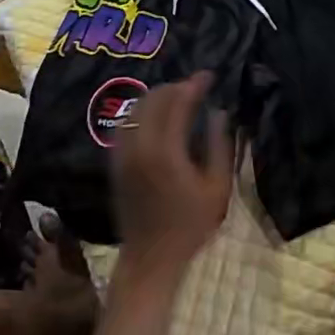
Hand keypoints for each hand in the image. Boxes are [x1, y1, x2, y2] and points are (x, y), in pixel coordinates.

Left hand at [111, 72, 233, 275]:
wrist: (150, 258)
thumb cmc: (190, 226)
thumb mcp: (217, 188)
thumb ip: (219, 146)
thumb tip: (219, 112)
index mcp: (167, 152)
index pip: (178, 102)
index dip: (194, 84)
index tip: (209, 76)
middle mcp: (141, 146)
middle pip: (155, 98)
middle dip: (176, 86)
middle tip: (195, 88)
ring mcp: (124, 153)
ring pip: (137, 108)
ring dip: (158, 96)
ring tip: (178, 98)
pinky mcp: (115, 162)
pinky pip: (126, 123)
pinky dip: (142, 111)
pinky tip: (156, 116)